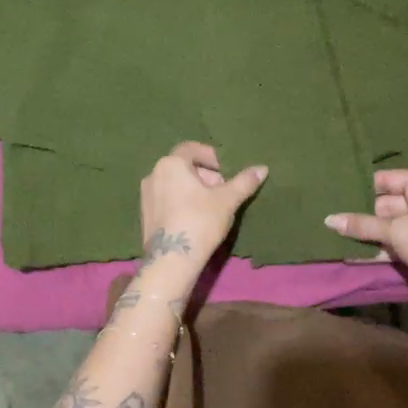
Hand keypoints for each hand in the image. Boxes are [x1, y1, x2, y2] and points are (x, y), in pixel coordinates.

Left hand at [138, 142, 266, 269]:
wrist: (172, 259)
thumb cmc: (200, 221)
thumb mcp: (227, 200)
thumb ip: (244, 182)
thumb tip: (262, 168)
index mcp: (170, 164)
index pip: (191, 148)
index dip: (211, 156)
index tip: (226, 171)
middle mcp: (153, 174)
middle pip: (183, 166)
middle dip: (205, 175)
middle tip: (222, 191)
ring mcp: (145, 195)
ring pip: (174, 183)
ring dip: (193, 189)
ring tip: (211, 206)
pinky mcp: (145, 214)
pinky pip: (166, 198)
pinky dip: (181, 201)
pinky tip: (195, 218)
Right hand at [324, 170, 407, 305]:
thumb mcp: (396, 232)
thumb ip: (362, 225)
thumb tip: (328, 219)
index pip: (388, 179)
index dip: (364, 189)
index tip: (336, 195)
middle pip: (390, 203)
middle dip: (366, 216)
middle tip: (335, 221)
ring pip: (395, 225)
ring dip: (374, 235)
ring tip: (340, 238)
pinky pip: (404, 241)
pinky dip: (386, 247)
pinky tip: (360, 255)